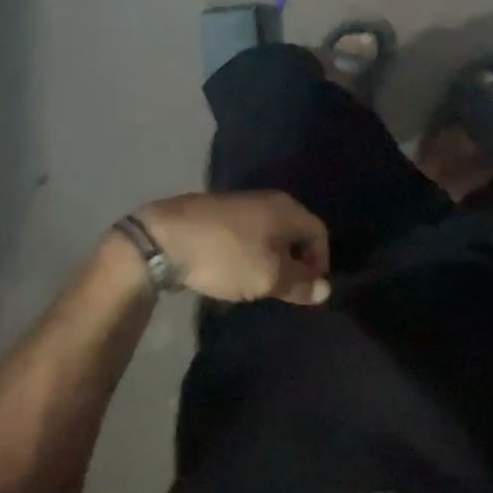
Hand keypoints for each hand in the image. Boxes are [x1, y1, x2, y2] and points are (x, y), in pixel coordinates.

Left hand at [130, 191, 331, 304]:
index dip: (320, 263)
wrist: (167, 238)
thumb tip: (325, 288)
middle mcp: (268, 200)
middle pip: (294, 233)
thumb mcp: (270, 277)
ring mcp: (240, 205)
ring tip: (257, 287)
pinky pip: (245, 236)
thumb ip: (300, 284)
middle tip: (284, 292)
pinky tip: (232, 274)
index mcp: (288, 209)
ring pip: (268, 235)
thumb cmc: (228, 256)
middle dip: (294, 264)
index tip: (307, 291)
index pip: (320, 233)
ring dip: (269, 261)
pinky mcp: (217, 215)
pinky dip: (247, 256)